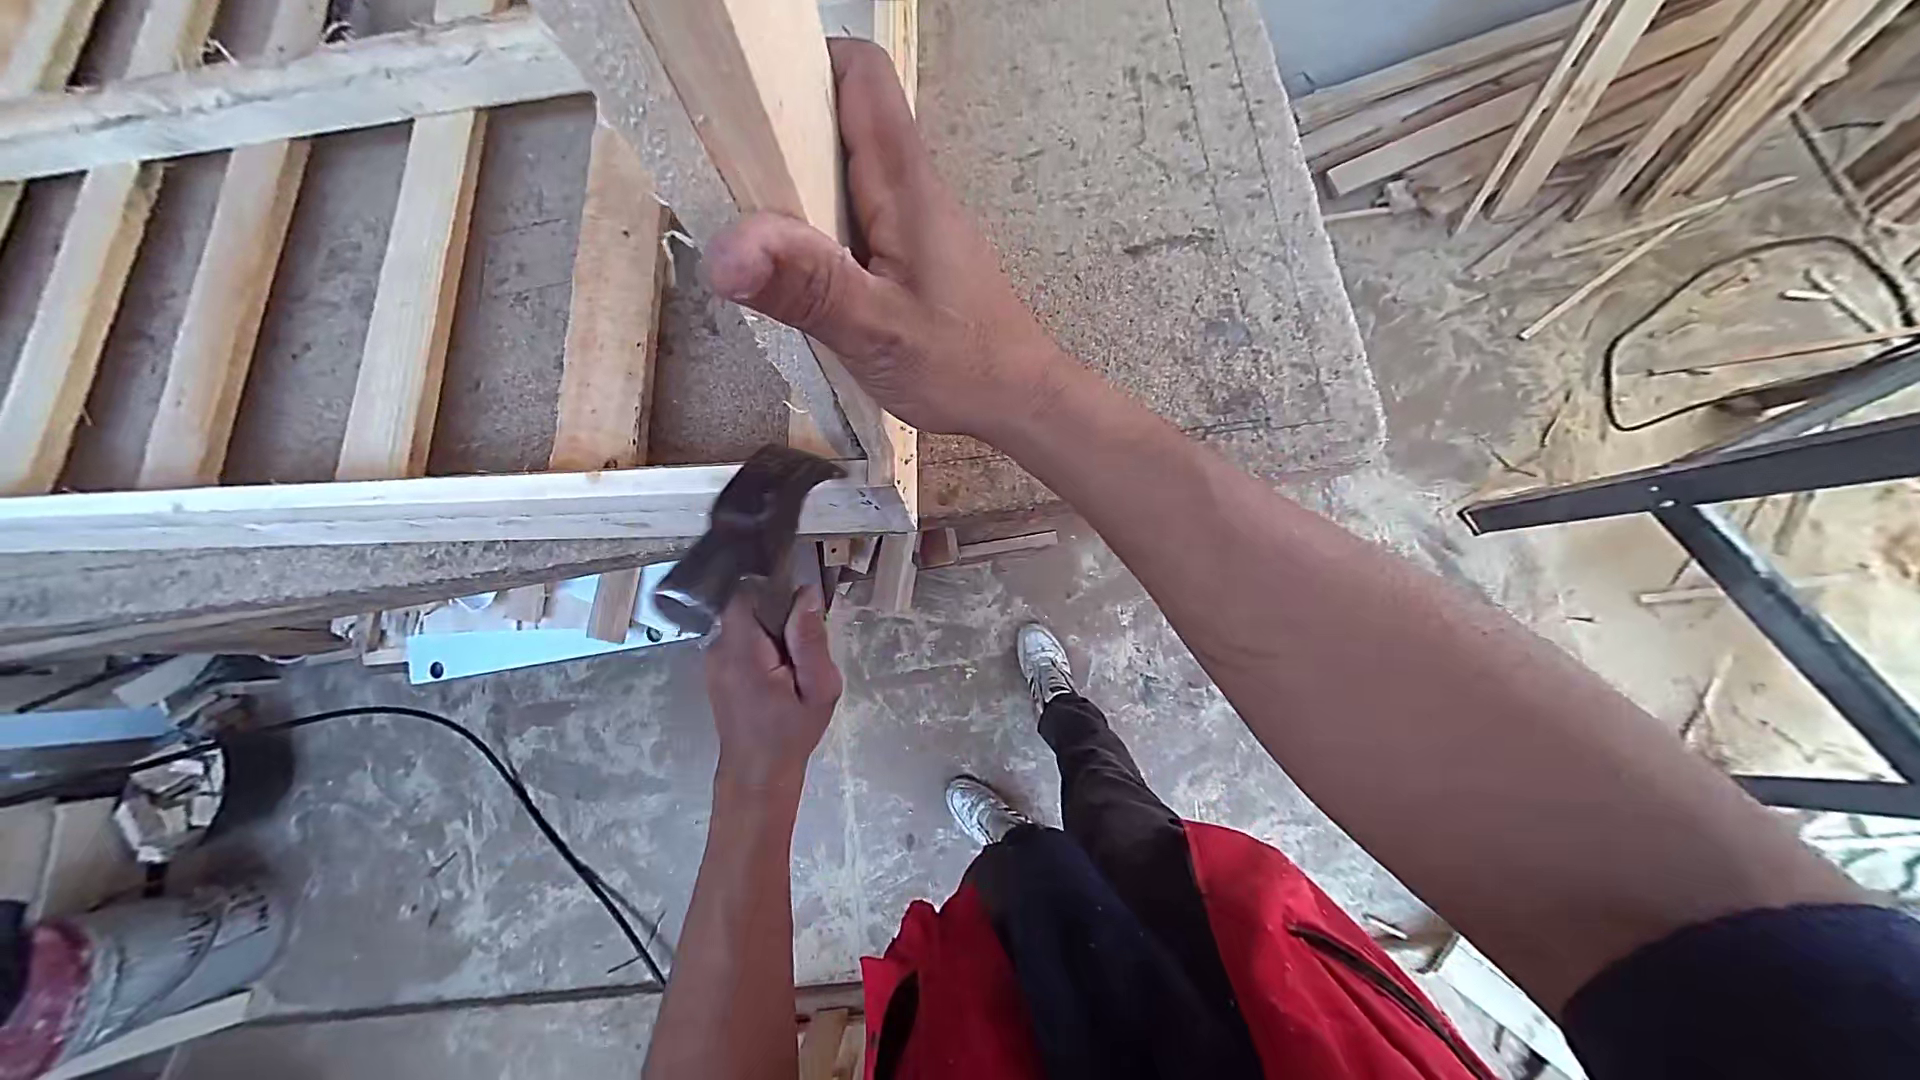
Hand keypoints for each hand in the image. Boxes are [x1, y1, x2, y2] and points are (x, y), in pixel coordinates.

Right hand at [703, 39, 1076, 439]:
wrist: (1020, 401)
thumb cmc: (963, 367)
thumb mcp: (877, 331)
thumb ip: (806, 287)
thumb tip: (724, 253)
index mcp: (906, 186)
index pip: (860, 77)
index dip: (805, 67)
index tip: (751, 102)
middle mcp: (914, 194)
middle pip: (845, 125)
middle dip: (787, 142)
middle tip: (737, 188)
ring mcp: (917, 229)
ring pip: (850, 181)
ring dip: (803, 199)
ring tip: (764, 241)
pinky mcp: (917, 263)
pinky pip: (862, 227)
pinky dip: (827, 241)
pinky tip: (811, 282)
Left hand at [704, 585, 842, 792]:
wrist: (758, 772)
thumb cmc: (792, 732)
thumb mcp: (818, 688)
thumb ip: (810, 640)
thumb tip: (807, 593)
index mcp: (742, 653)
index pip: (747, 593)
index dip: (776, 589)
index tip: (802, 602)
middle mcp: (719, 649)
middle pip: (746, 605)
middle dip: (778, 612)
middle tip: (804, 640)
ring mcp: (713, 659)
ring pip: (745, 621)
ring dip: (770, 629)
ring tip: (793, 659)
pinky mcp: (716, 667)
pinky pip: (740, 638)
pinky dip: (761, 643)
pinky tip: (779, 668)